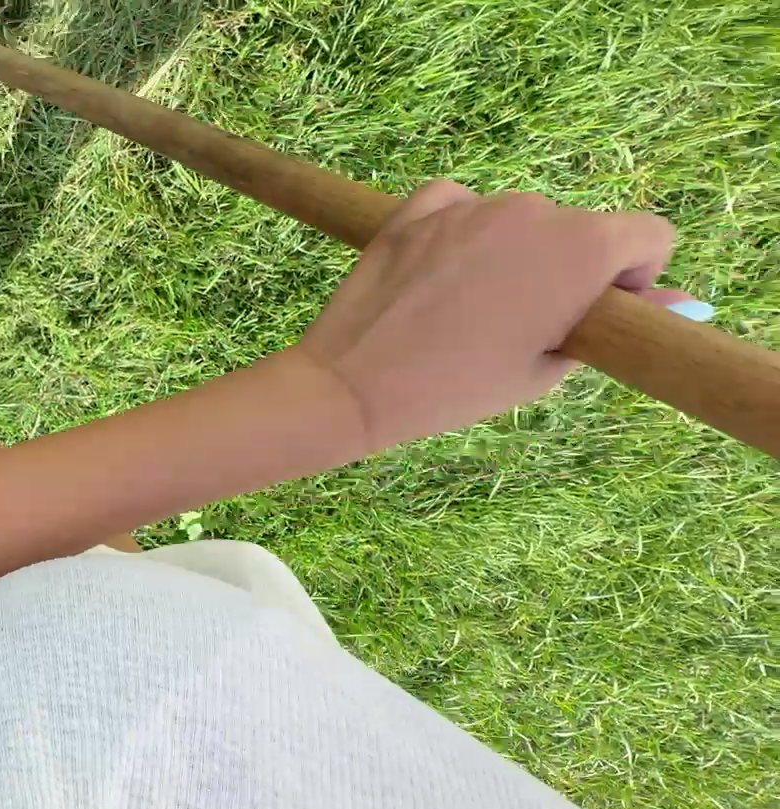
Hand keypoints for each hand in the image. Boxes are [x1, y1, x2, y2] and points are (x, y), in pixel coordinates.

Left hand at [286, 179, 692, 452]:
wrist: (348, 389)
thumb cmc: (449, 390)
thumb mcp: (542, 370)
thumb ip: (609, 327)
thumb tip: (675, 301)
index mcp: (585, 247)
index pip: (646, 237)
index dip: (626, 277)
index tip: (585, 312)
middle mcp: (532, 212)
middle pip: (571, 230)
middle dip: (554, 268)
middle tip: (504, 321)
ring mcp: (466, 209)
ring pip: (508, 220)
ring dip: (498, 250)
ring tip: (454, 306)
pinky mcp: (408, 215)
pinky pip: (449, 203)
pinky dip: (448, 226)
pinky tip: (431, 268)